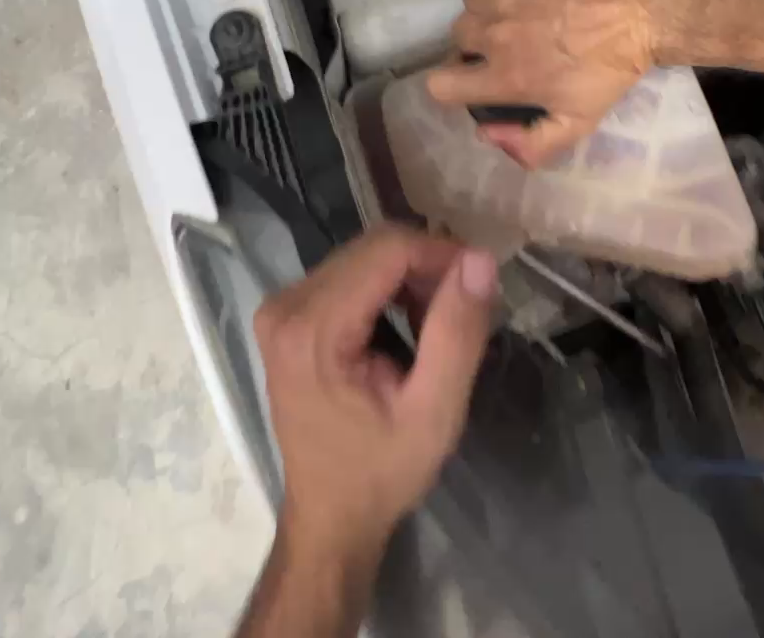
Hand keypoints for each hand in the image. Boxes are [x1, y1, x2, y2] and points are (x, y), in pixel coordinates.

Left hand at [254, 226, 498, 563]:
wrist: (332, 516)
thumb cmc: (382, 471)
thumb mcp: (435, 410)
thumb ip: (457, 332)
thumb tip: (480, 259)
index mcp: (312, 328)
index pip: (387, 249)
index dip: (441, 254)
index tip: (480, 285)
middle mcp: (286, 305)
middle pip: (375, 247)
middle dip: (428, 268)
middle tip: (463, 312)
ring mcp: (283, 308)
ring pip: (366, 255)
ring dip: (412, 278)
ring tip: (438, 327)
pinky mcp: (290, 315)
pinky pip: (352, 273)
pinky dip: (391, 288)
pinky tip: (409, 326)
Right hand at [426, 0, 662, 167]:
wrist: (644, 8)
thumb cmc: (613, 67)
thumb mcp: (581, 121)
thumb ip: (532, 142)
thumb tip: (487, 135)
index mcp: (506, 77)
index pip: (440, 86)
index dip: (453, 85)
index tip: (474, 77)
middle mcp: (493, 34)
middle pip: (459, 40)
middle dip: (480, 43)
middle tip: (514, 38)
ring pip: (470, 2)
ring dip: (488, 6)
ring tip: (521, 7)